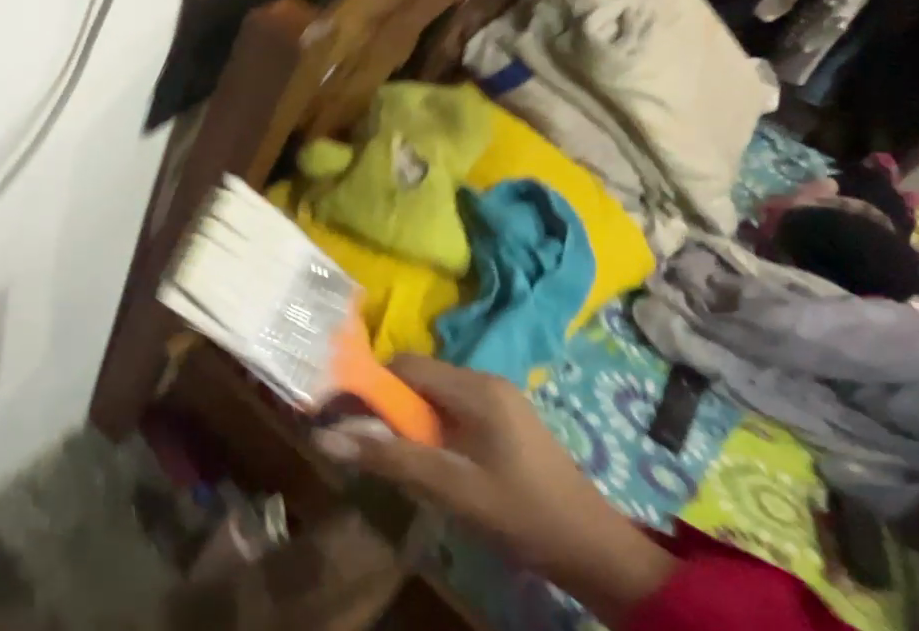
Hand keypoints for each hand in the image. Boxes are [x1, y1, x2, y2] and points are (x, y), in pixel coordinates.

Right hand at [315, 355, 674, 625]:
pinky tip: (430, 461)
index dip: (369, 385)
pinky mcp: (504, 422)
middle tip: (369, 442)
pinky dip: (429, 428)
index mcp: (476, 388)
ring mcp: (499, 402)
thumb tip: (322, 438)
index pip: (403, 364)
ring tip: (396, 456)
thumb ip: (387, 458)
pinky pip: (450, 410)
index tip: (346, 416)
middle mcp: (486, 382)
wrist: (596, 554)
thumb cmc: (522, 514)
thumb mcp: (449, 487)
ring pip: (430, 395)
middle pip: (416, 377)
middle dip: (387, 406)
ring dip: (407, 420)